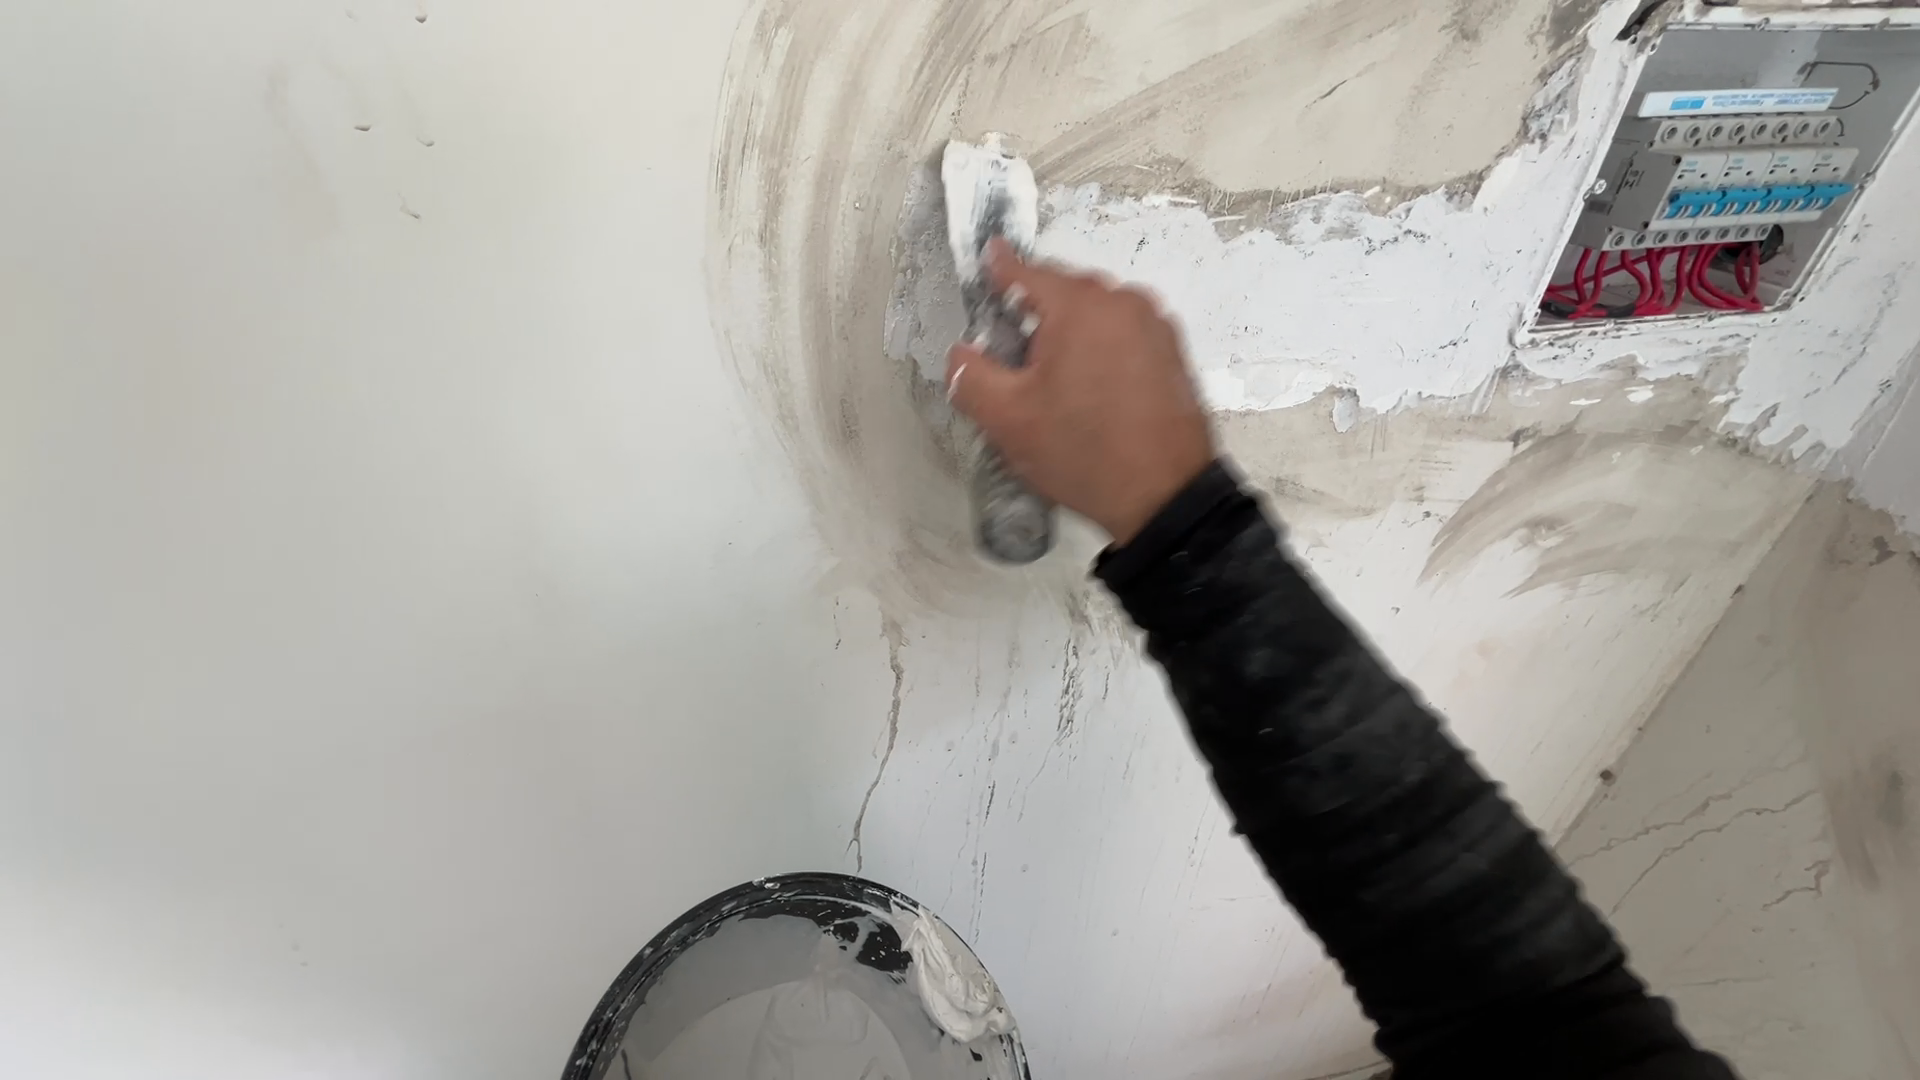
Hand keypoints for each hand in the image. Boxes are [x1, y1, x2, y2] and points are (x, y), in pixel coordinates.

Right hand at [946, 239, 1215, 545]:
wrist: (1165, 498)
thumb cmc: (1083, 454)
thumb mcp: (1008, 420)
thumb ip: (970, 377)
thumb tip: (960, 354)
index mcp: (1080, 306)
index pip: (1026, 272)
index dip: (998, 269)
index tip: (987, 258)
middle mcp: (1125, 302)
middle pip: (1064, 294)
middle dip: (1035, 317)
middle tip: (1017, 365)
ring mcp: (1156, 326)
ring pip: (1096, 316)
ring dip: (1070, 336)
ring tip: (1056, 386)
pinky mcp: (1174, 354)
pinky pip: (1123, 336)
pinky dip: (1101, 350)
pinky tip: (1092, 392)